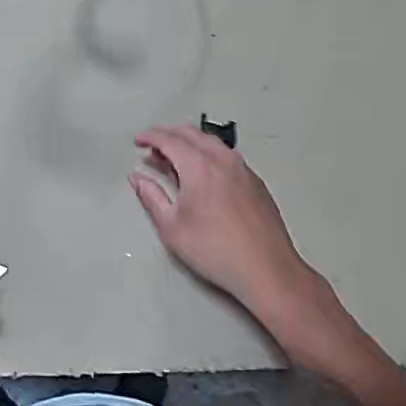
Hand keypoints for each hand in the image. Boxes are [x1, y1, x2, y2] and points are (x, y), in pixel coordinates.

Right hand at [129, 125, 314, 311]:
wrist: (269, 272)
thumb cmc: (215, 250)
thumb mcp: (171, 227)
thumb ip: (151, 197)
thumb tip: (137, 178)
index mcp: (198, 166)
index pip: (168, 140)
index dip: (149, 137)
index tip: (138, 141)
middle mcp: (222, 160)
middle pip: (190, 133)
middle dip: (167, 134)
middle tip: (152, 146)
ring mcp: (243, 169)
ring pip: (211, 141)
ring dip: (189, 141)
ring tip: (175, 157)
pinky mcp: (256, 182)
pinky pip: (226, 154)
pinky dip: (207, 152)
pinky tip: (203, 171)